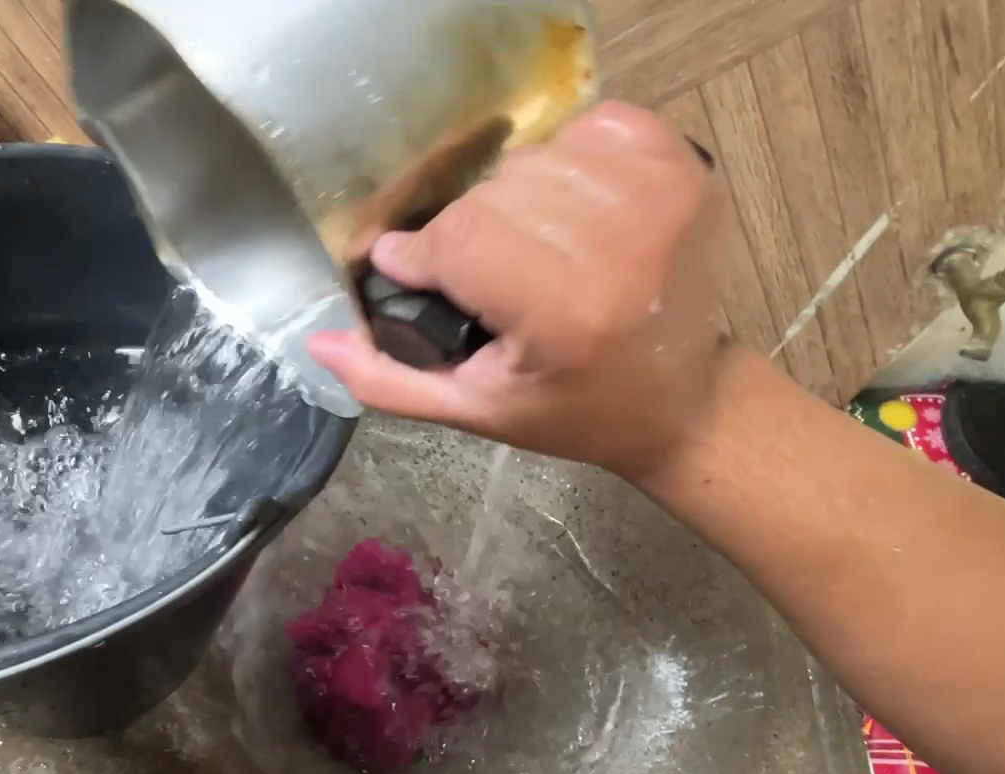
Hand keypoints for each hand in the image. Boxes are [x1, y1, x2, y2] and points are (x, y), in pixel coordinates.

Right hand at [310, 102, 733, 479]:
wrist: (680, 401)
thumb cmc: (570, 414)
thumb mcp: (473, 412)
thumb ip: (389, 380)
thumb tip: (320, 341)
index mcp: (566, 311)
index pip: (461, 238)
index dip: (418, 254)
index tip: (405, 272)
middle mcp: (622, 241)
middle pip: (490, 195)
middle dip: (461, 234)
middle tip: (471, 277)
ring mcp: (661, 195)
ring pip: (531, 158)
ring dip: (506, 199)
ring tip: (518, 248)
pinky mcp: (684, 167)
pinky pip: (590, 127)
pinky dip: (562, 159)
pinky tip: (563, 211)